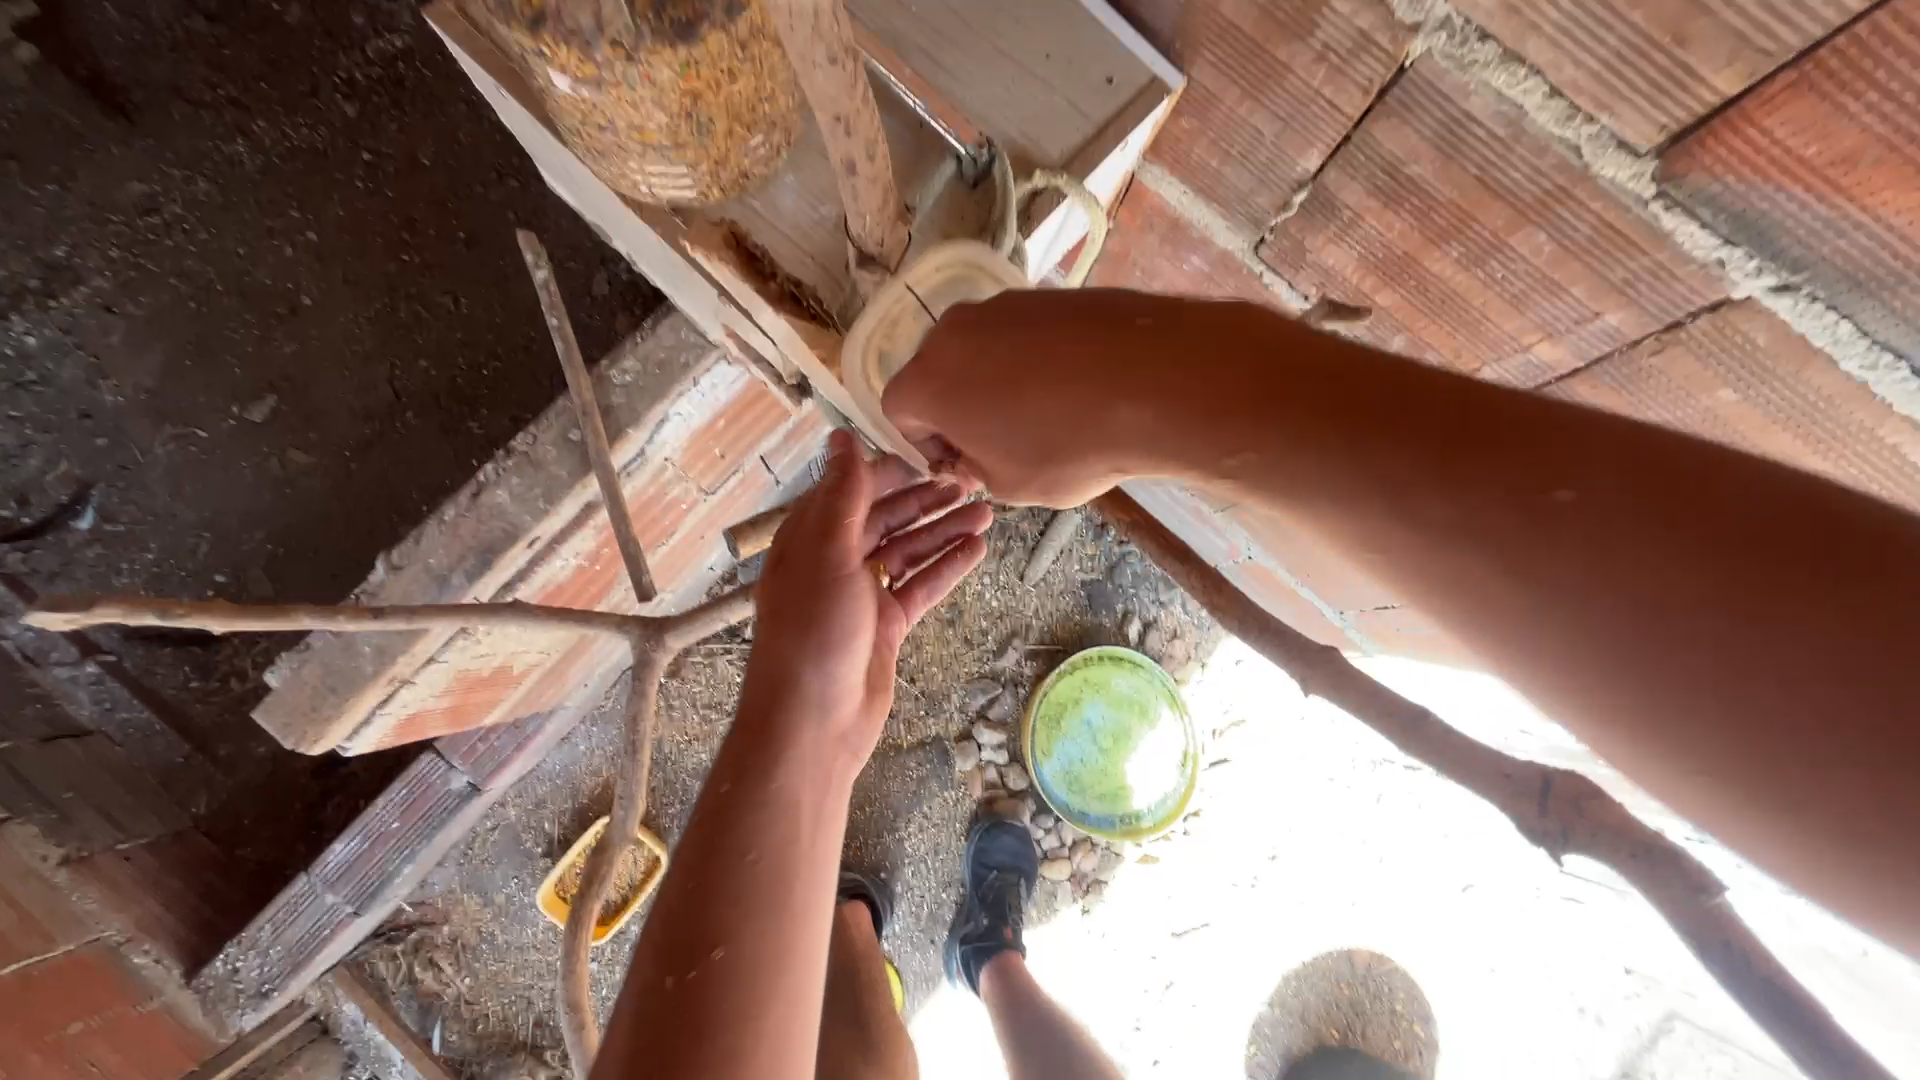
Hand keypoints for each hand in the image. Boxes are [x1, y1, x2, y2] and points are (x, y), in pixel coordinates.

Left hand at [740, 429, 991, 764]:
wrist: (814, 722)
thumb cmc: (814, 631)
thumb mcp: (827, 553)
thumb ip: (842, 495)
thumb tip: (841, 435)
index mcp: (810, 538)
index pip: (852, 491)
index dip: (889, 473)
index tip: (930, 459)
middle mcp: (834, 561)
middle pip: (886, 519)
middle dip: (926, 501)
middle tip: (971, 486)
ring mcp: (862, 594)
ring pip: (909, 551)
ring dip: (944, 531)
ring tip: (987, 513)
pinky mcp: (886, 625)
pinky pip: (920, 586)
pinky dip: (946, 568)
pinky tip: (977, 549)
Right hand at [883, 289, 1220, 505]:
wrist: (1154, 380)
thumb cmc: (1068, 445)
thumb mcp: (1009, 486)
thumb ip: (973, 470)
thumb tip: (970, 454)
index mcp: (928, 381)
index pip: (896, 410)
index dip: (923, 444)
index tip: (961, 465)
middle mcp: (954, 332)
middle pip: (935, 375)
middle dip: (956, 411)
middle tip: (997, 444)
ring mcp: (1002, 305)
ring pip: (978, 352)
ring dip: (993, 385)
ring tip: (1042, 417)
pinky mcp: (1045, 294)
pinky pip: (1019, 335)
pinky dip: (1031, 362)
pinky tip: (1070, 388)